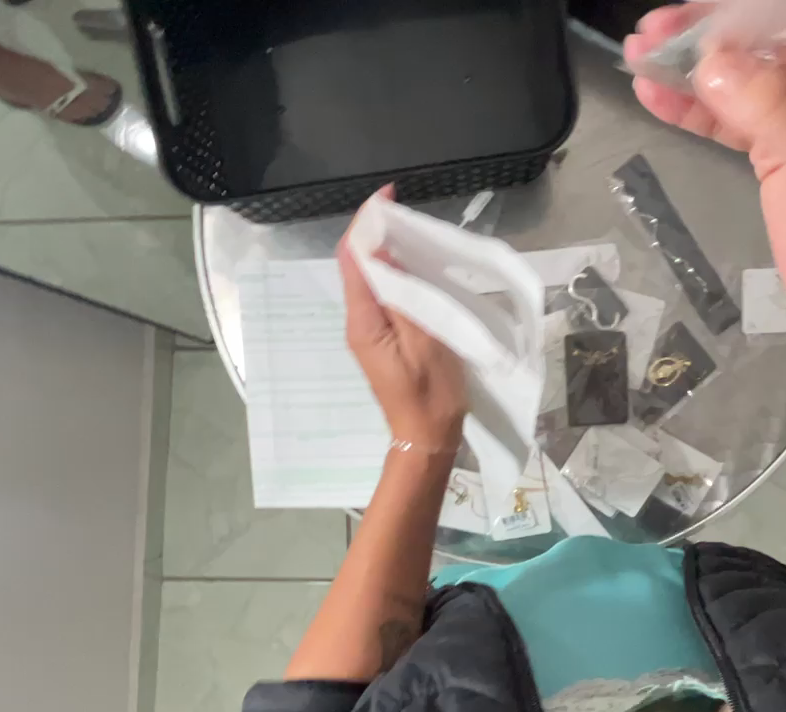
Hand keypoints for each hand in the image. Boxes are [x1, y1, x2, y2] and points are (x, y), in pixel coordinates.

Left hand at [335, 198, 467, 451]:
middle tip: (410, 215)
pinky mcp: (381, 341)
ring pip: (371, 281)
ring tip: (417, 237)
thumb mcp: (425, 342)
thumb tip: (388, 255)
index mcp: (364, 321)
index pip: (353, 258)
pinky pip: (383, 298)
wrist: (426, 439)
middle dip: (378, 234)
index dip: (366, 222)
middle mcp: (358, 322)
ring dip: (389, 255)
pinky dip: (397, 278)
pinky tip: (418, 273)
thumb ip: (405, 297)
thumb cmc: (431, 396)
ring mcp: (369, 333)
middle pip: (358, 265)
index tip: (390, 197)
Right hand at [625, 0, 785, 320]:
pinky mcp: (778, 137)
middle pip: (781, 16)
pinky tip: (653, 93)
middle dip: (720, 21)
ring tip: (641, 51)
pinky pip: (732, 108)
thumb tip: (708, 62)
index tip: (718, 3)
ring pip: (749, 60)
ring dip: (695, 59)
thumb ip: (771, 107)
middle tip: (660, 26)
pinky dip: (694, 104)